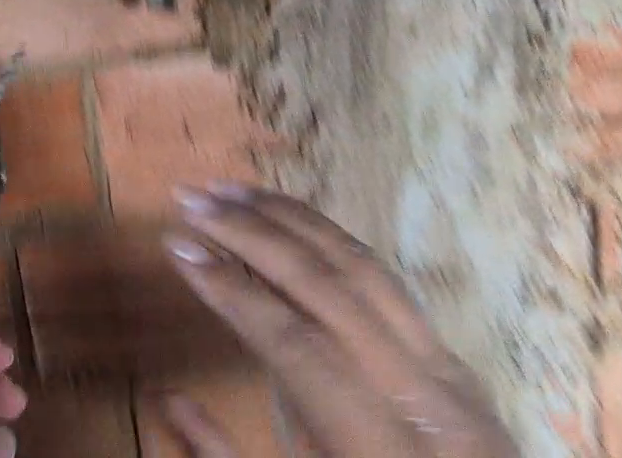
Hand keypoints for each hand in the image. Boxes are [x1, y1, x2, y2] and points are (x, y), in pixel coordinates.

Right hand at [162, 183, 517, 457]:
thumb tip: (171, 399)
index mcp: (382, 446)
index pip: (294, 344)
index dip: (231, 290)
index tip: (176, 246)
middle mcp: (423, 393)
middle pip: (327, 286)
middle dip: (250, 233)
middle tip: (190, 199)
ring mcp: (446, 368)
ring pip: (359, 265)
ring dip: (288, 218)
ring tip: (229, 189)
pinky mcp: (450, 355)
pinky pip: (382, 277)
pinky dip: (327, 237)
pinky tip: (286, 217)